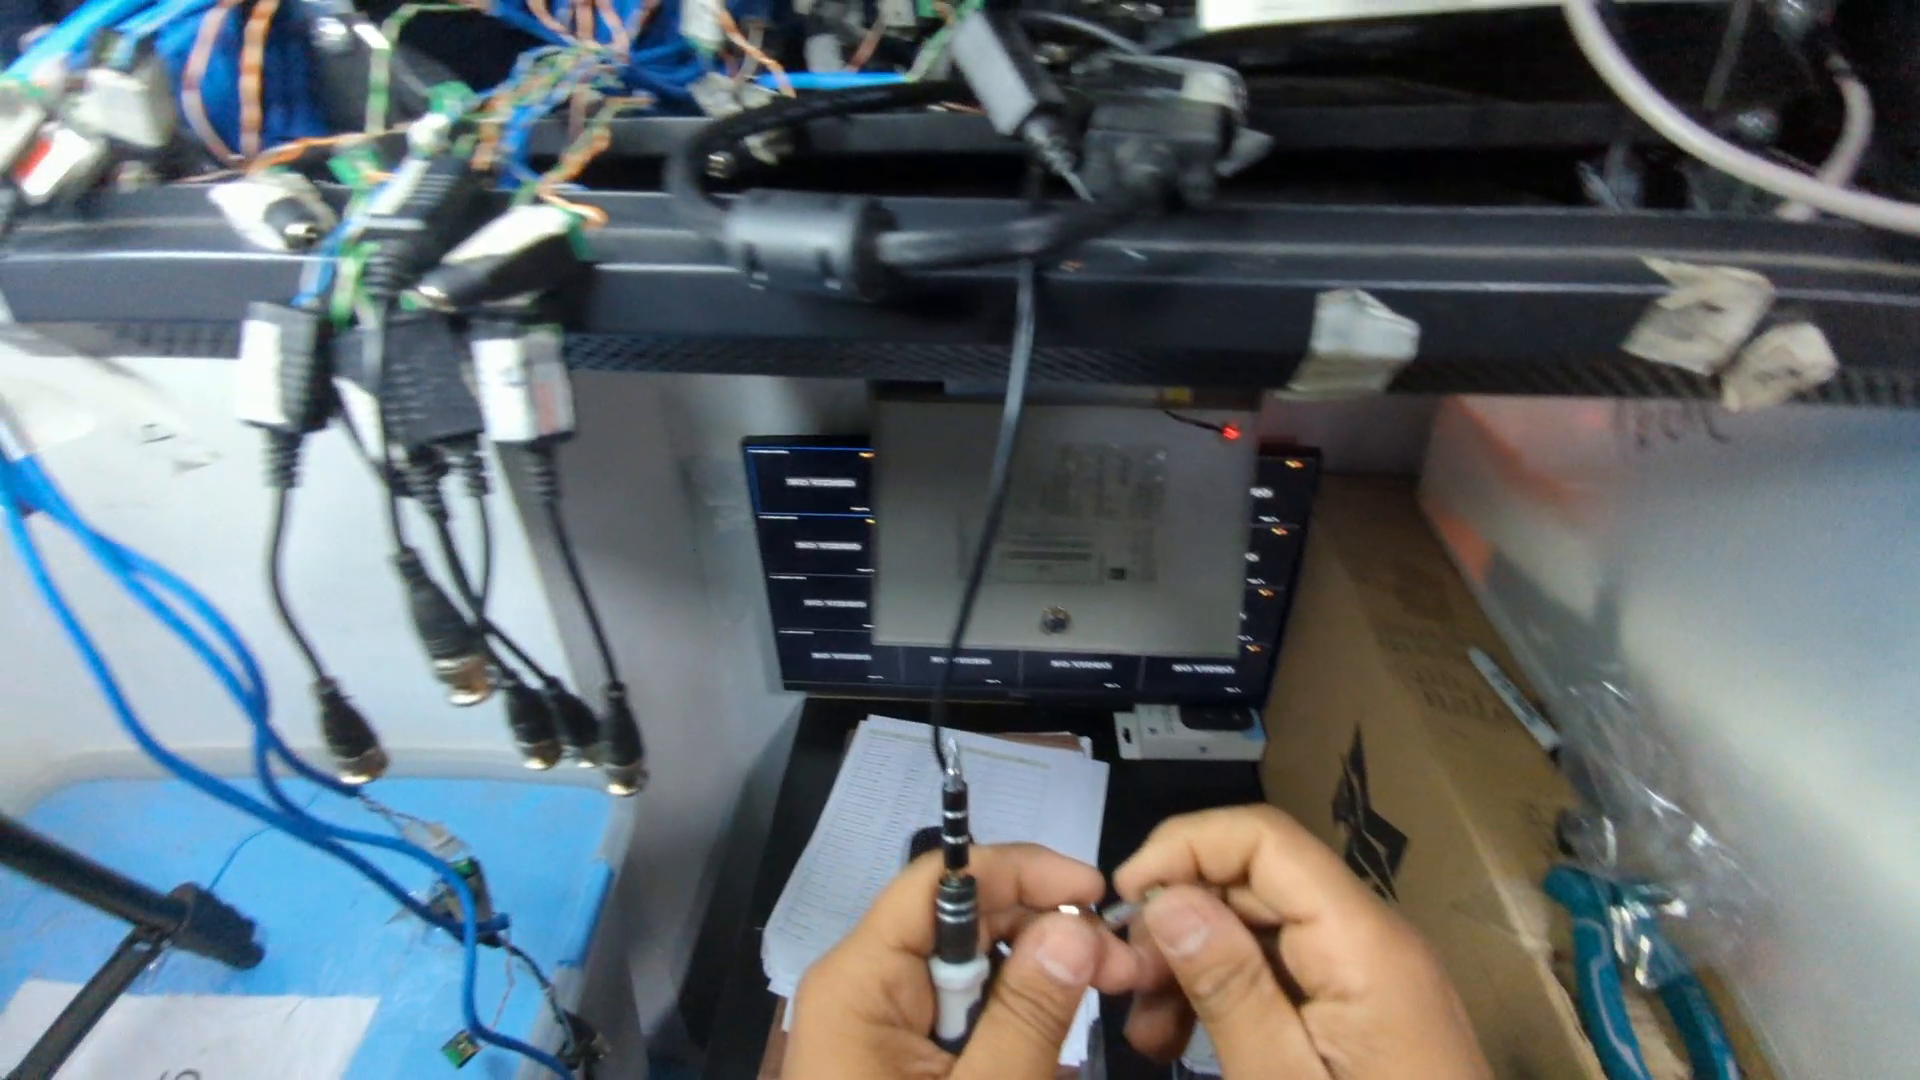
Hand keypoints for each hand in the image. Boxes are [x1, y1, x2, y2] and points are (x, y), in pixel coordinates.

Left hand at [787, 843, 1143, 1079]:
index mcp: (860, 977)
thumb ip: (1029, 1012)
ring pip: (970, 959)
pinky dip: (1015, 1004)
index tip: (1091, 889)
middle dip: (1041, 921)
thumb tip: (1076, 925)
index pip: (938, 882)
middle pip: (960, 916)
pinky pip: (964, 1005)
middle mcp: (866, 980)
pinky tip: (1057, 1016)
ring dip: (1038, 963)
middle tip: (1117, 954)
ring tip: (1107, 981)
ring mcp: (882, 1017)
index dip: (1016, 869)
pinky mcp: (900, 1050)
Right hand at [1114, 805, 1491, 1079]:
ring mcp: (1363, 970)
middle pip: (1252, 878)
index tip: (1127, 896)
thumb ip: (1229, 989)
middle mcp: (1368, 937)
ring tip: (1145, 1023)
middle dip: (1179, 913)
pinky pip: (1274, 967)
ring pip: (1253, 922)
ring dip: (1190, 958)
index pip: (1263, 837)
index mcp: (1364, 945)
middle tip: (1126, 977)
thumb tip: (1166, 897)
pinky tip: (1177, 1035)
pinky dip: (1221, 988)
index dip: (1185, 845)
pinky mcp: (1356, 1003)